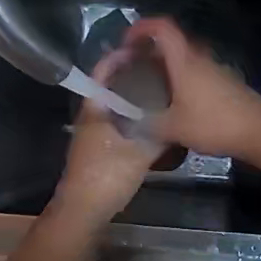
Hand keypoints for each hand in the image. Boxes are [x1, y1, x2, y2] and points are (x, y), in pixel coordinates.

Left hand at [51, 52, 165, 224]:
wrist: (83, 212)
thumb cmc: (106, 176)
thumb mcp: (139, 152)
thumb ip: (158, 134)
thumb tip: (178, 119)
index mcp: (95, 111)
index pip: (103, 74)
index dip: (119, 58)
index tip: (142, 48)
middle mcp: (91, 118)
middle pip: (110, 89)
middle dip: (131, 77)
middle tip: (159, 69)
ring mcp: (93, 136)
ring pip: (114, 109)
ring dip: (133, 99)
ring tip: (160, 92)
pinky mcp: (99, 151)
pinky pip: (118, 125)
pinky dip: (133, 119)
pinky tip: (152, 123)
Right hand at [124, 17, 260, 158]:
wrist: (260, 131)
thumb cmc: (214, 123)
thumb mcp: (173, 128)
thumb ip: (145, 124)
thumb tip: (125, 123)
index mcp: (184, 61)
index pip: (162, 28)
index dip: (141, 28)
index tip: (125, 43)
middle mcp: (199, 59)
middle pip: (171, 44)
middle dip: (148, 52)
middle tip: (131, 70)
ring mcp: (215, 70)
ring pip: (184, 60)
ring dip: (165, 68)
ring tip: (149, 89)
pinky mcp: (224, 83)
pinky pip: (196, 73)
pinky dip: (180, 80)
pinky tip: (175, 103)